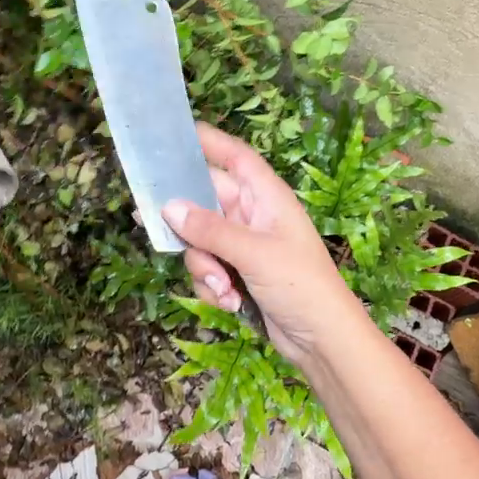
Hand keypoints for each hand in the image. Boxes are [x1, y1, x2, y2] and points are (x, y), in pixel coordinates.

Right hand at [163, 124, 367, 364]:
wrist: (323, 340)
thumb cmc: (300, 284)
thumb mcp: (254, 253)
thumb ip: (210, 230)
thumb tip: (169, 206)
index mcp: (266, 196)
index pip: (234, 157)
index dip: (207, 142)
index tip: (171, 138)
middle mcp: (253, 214)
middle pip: (205, 201)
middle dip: (188, 224)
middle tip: (156, 226)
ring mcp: (244, 244)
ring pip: (200, 239)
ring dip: (203, 265)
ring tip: (221, 287)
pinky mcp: (238, 272)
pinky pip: (207, 267)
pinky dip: (211, 285)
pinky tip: (229, 302)